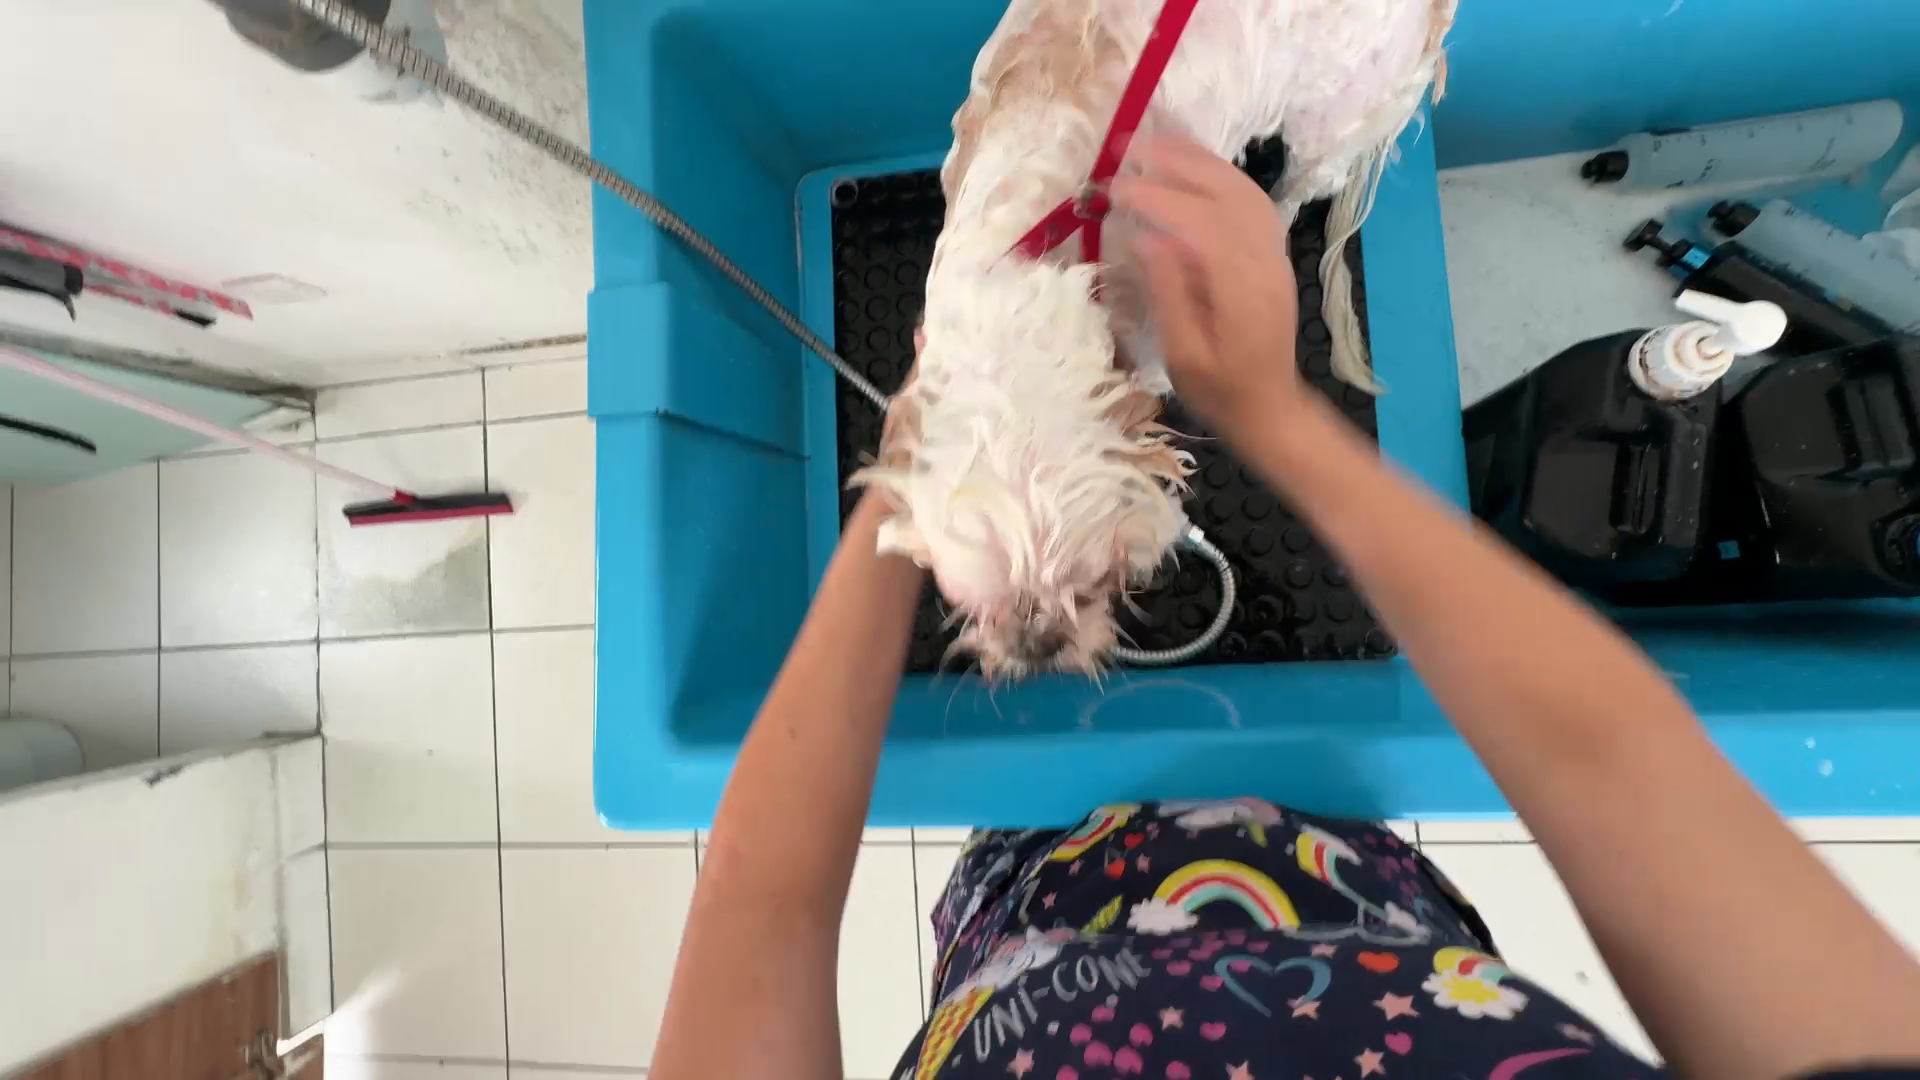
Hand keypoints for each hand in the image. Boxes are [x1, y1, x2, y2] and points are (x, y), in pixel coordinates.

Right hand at [1114, 135, 1304, 437]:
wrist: (1269, 406)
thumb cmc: (1219, 392)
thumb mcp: (1184, 355)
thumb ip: (1169, 294)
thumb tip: (1146, 239)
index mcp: (1241, 286)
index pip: (1199, 222)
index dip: (1157, 198)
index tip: (1117, 187)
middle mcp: (1265, 259)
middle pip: (1225, 192)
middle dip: (1177, 163)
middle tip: (1131, 146)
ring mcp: (1274, 254)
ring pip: (1241, 190)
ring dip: (1200, 161)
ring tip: (1159, 142)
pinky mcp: (1272, 256)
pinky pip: (1251, 202)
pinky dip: (1221, 176)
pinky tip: (1196, 168)